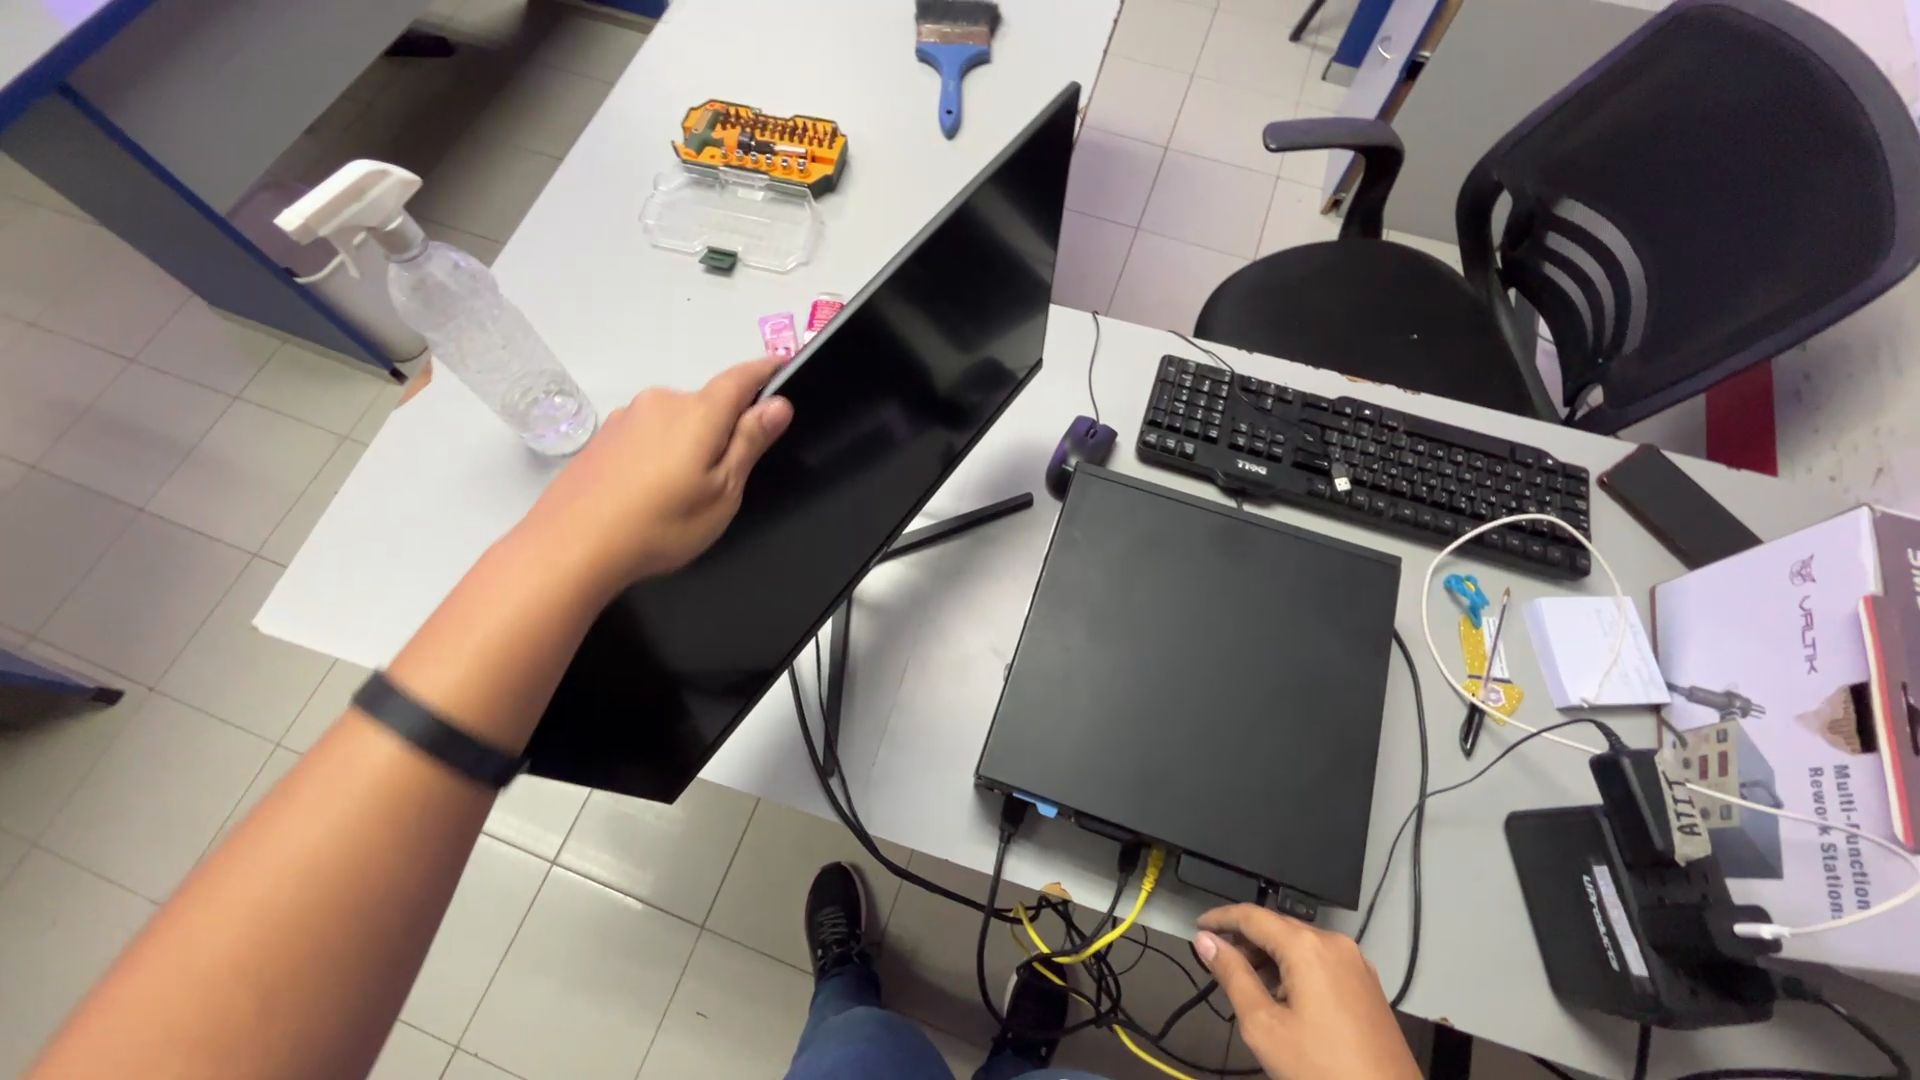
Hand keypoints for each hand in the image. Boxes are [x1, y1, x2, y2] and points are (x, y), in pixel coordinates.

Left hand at [522, 357, 792, 591]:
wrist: (571, 546)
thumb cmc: (662, 524)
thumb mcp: (723, 491)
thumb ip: (750, 442)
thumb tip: (778, 404)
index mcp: (699, 412)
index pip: (742, 377)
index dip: (766, 370)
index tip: (784, 366)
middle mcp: (662, 402)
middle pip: (708, 403)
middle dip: (726, 425)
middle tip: (731, 473)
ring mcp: (627, 417)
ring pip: (676, 420)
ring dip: (690, 442)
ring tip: (686, 491)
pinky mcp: (604, 437)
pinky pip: (648, 434)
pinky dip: (661, 452)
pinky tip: (652, 491)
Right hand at [1194, 905, 1420, 1079]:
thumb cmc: (1321, 1070)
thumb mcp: (1264, 1026)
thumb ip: (1232, 976)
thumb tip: (1205, 940)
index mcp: (1307, 946)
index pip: (1252, 915)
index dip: (1220, 918)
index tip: (1196, 928)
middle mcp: (1334, 943)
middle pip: (1277, 926)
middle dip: (1245, 939)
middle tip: (1217, 962)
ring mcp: (1356, 963)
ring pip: (1300, 944)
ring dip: (1270, 955)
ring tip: (1247, 984)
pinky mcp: (1368, 985)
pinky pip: (1321, 961)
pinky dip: (1295, 967)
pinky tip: (1284, 997)